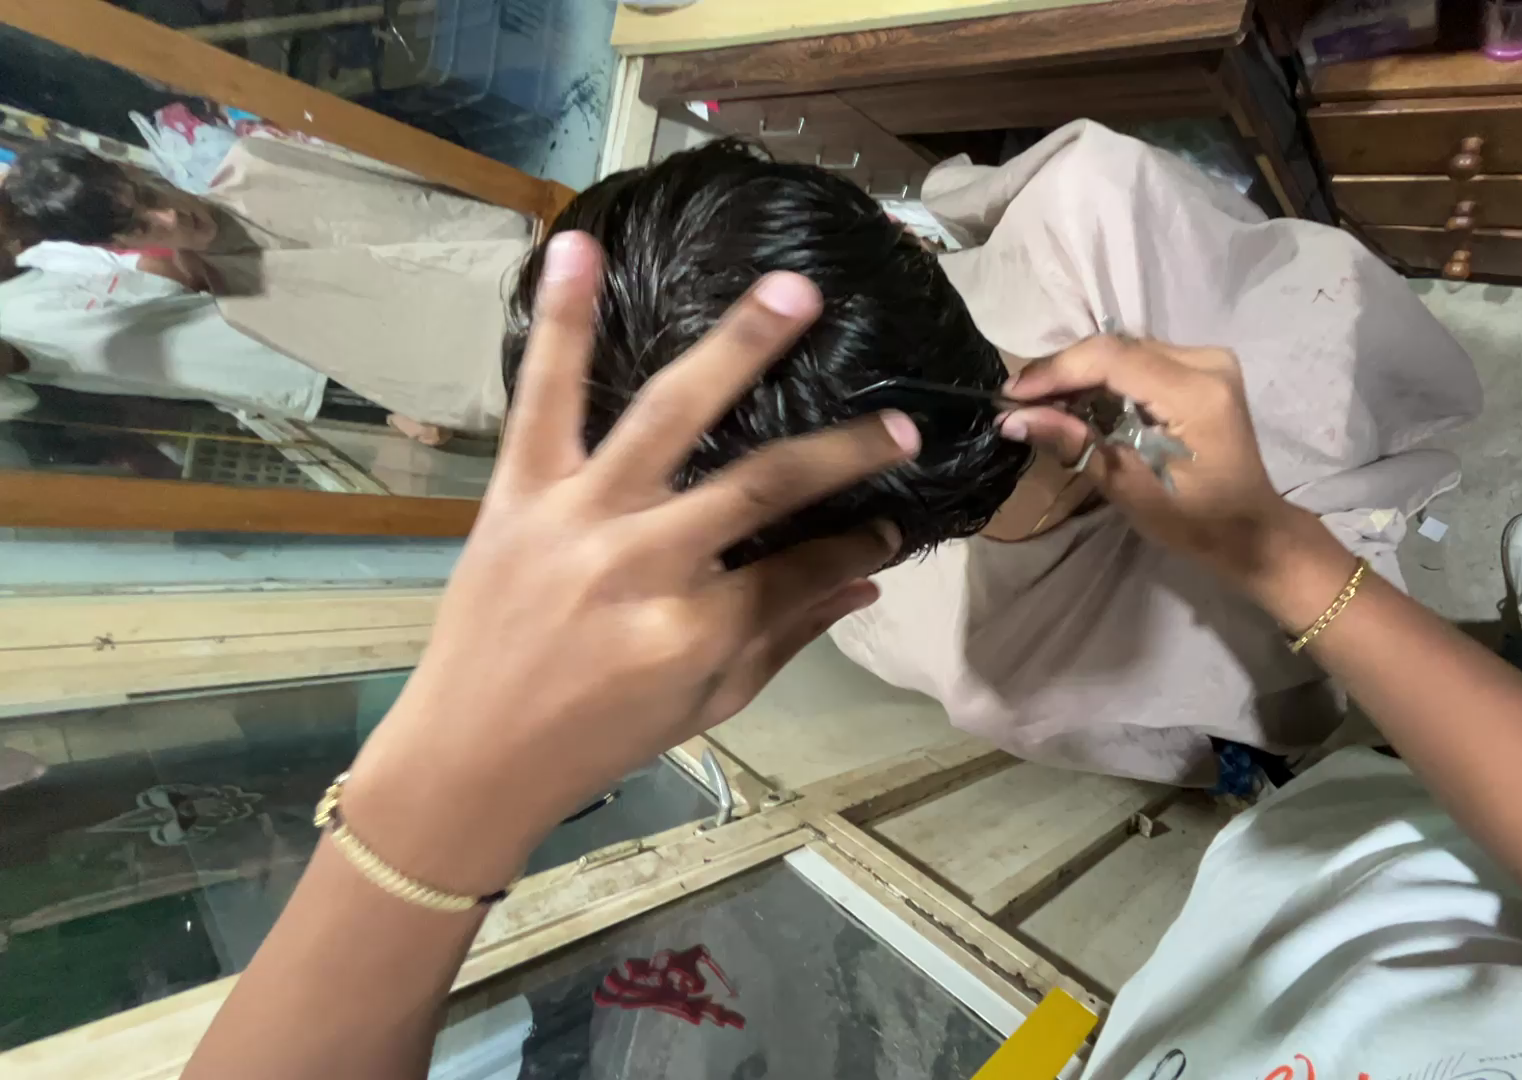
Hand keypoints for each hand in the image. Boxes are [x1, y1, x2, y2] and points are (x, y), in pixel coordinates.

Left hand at [342, 233, 919, 892]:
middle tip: (899, 421)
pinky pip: (543, 398)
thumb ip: (791, 632)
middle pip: (760, 487)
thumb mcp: (712, 702)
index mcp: (693, 631)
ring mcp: (575, 516)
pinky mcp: (517, 491)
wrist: (468, 761)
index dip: (860, 546)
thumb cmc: (603, 738)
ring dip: (736, 346)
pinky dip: (562, 323)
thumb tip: (869, 578)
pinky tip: (579, 247)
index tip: (894, 525)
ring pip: (667, 416)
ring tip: (791, 290)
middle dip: (842, 452)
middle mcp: (642, 564)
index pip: (805, 570)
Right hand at [998, 336, 1353, 624]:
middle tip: (1017, 401)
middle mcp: (1206, 362)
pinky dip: (1103, 380)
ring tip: (1037, 402)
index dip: (1055, 371)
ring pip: (1124, 351)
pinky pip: (1139, 362)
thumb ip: (1074, 443)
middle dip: (1061, 372)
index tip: (1011, 394)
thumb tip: (1013, 419)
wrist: (1250, 530)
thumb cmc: (1195, 521)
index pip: (1111, 359)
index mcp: (1196, 393)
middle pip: (1115, 348)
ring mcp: (1207, 361)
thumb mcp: (1129, 488)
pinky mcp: (1201, 370)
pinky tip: (1075, 400)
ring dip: (1078, 375)